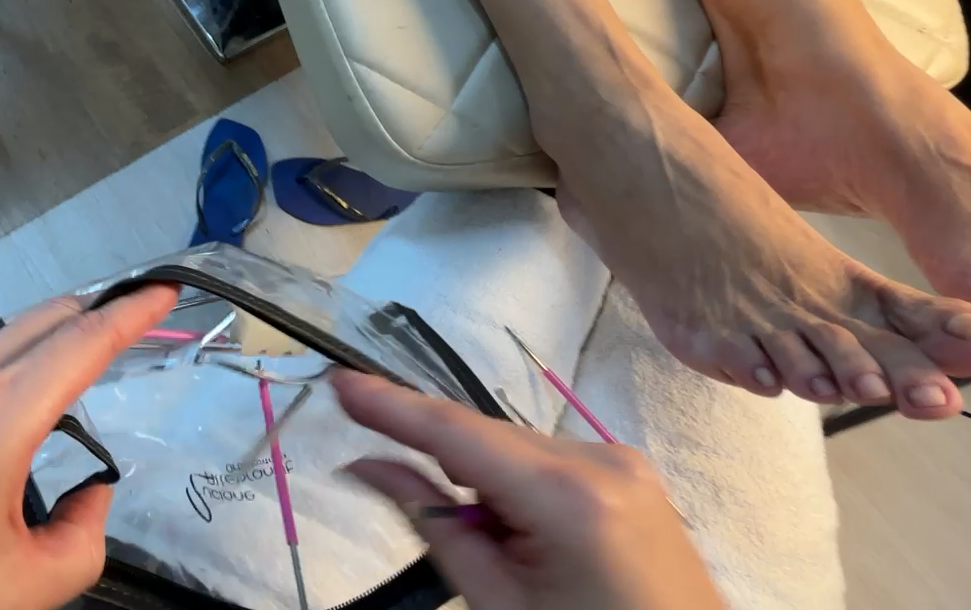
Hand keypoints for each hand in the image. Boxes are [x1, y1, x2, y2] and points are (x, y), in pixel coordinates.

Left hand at [0, 283, 180, 609]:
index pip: (84, 341)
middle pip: (47, 319)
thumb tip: (92, 495)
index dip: (133, 312)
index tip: (165, 292)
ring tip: (56, 411)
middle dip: (96, 318)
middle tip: (131, 333)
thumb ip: (83, 537)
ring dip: (45, 352)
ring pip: (5, 338)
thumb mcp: (18, 589)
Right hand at [334, 370, 724, 609]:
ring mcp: (623, 461)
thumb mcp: (499, 606)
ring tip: (501, 547)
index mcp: (570, 498)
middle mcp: (601, 459)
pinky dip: (513, 482)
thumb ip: (430, 521)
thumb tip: (364, 463)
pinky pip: (542, 457)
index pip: (456, 433)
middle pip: (483, 436)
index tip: (339, 382)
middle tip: (414, 499)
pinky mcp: (630, 472)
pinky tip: (525, 532)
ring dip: (479, 476)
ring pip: (510, 445)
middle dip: (440, 458)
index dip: (392, 405)